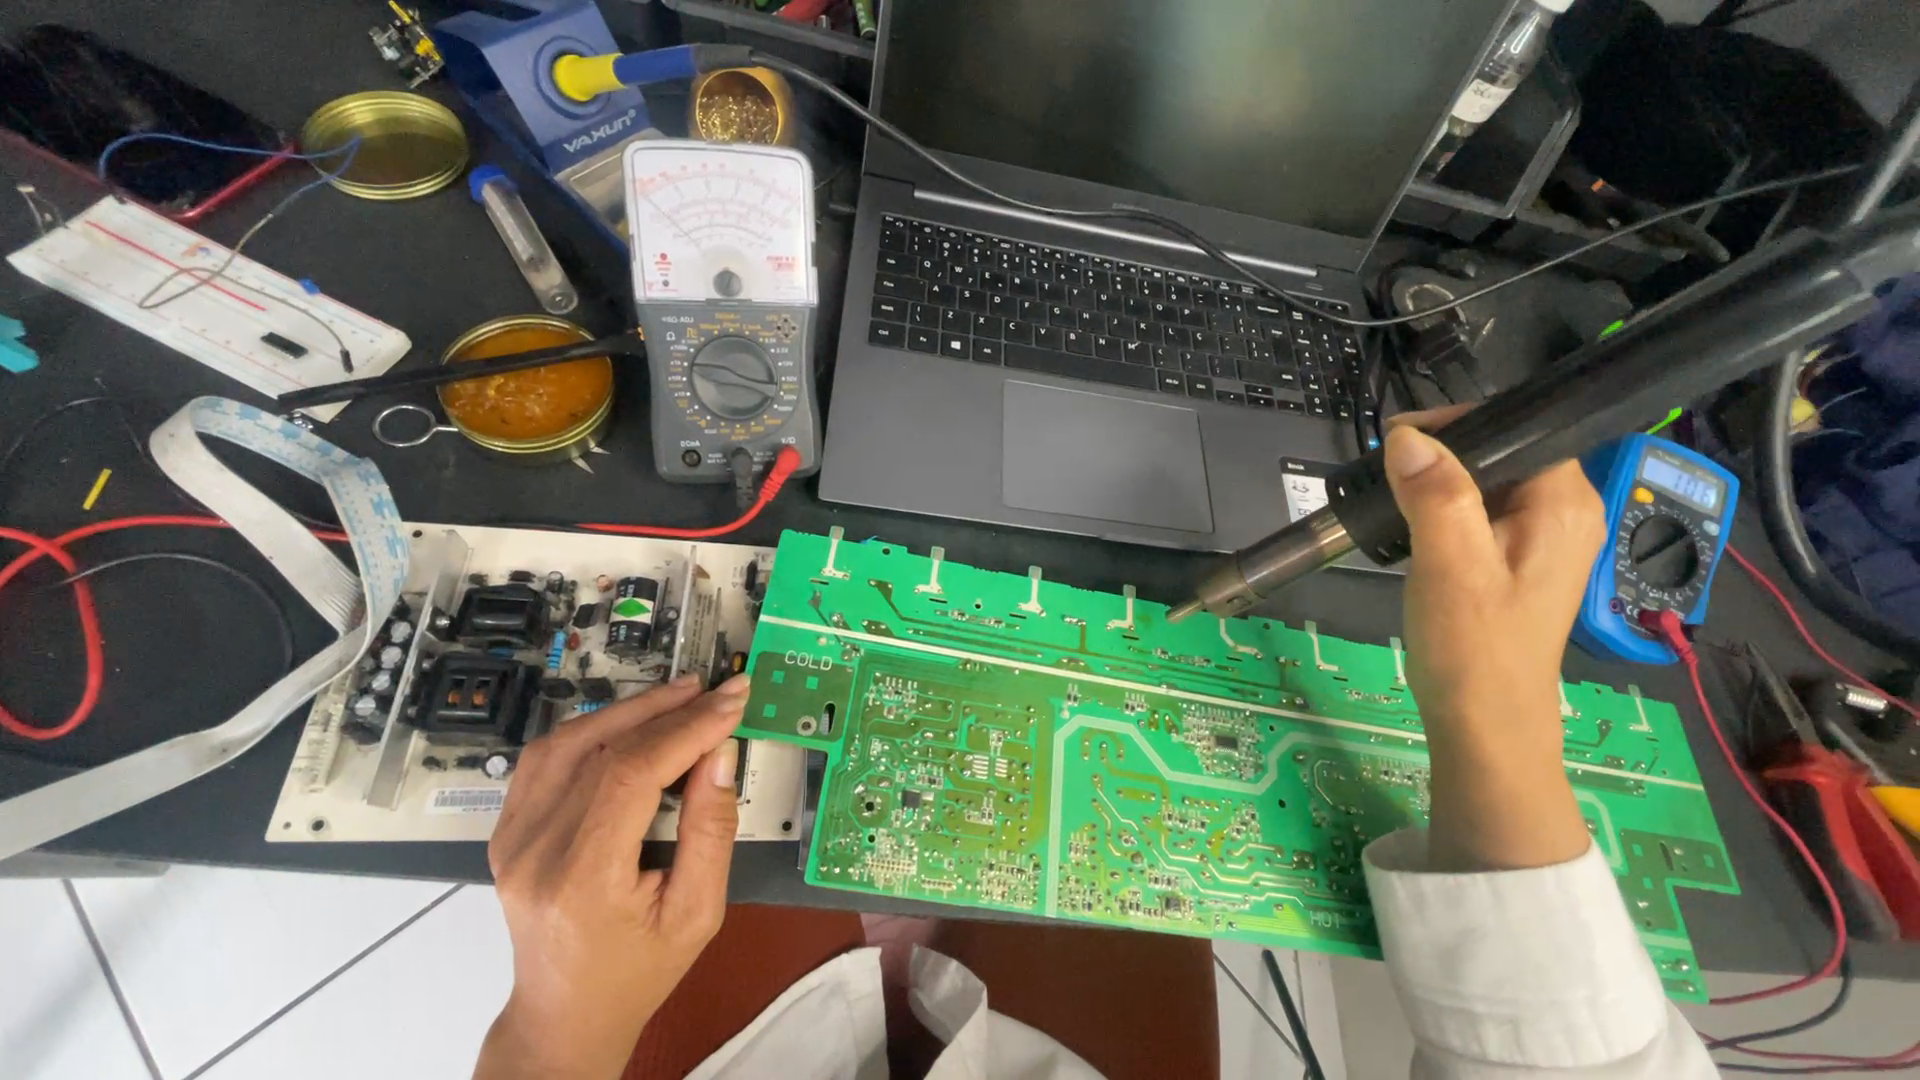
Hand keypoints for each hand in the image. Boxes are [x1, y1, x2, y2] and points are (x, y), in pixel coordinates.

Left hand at [474, 673, 748, 1079]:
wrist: (565, 1013)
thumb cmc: (638, 972)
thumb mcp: (698, 913)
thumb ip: (711, 831)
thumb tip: (720, 754)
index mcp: (581, 879)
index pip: (632, 775)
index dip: (686, 729)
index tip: (732, 702)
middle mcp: (533, 850)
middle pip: (601, 749)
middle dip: (668, 710)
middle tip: (717, 690)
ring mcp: (511, 836)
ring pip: (567, 741)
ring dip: (630, 709)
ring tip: (682, 695)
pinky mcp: (508, 828)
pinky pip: (548, 757)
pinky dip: (595, 726)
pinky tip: (633, 719)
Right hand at [1383, 409, 1605, 871]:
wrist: (1482, 725)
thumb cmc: (1473, 649)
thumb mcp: (1451, 568)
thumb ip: (1435, 497)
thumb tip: (1407, 436)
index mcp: (1564, 506)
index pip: (1523, 429)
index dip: (1461, 423)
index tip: (1397, 439)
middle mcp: (1562, 515)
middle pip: (1502, 453)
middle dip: (1439, 455)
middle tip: (1382, 473)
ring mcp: (1538, 541)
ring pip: (1482, 484)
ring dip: (1432, 484)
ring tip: (1386, 498)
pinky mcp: (1511, 563)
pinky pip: (1474, 514)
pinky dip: (1436, 511)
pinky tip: (1405, 529)